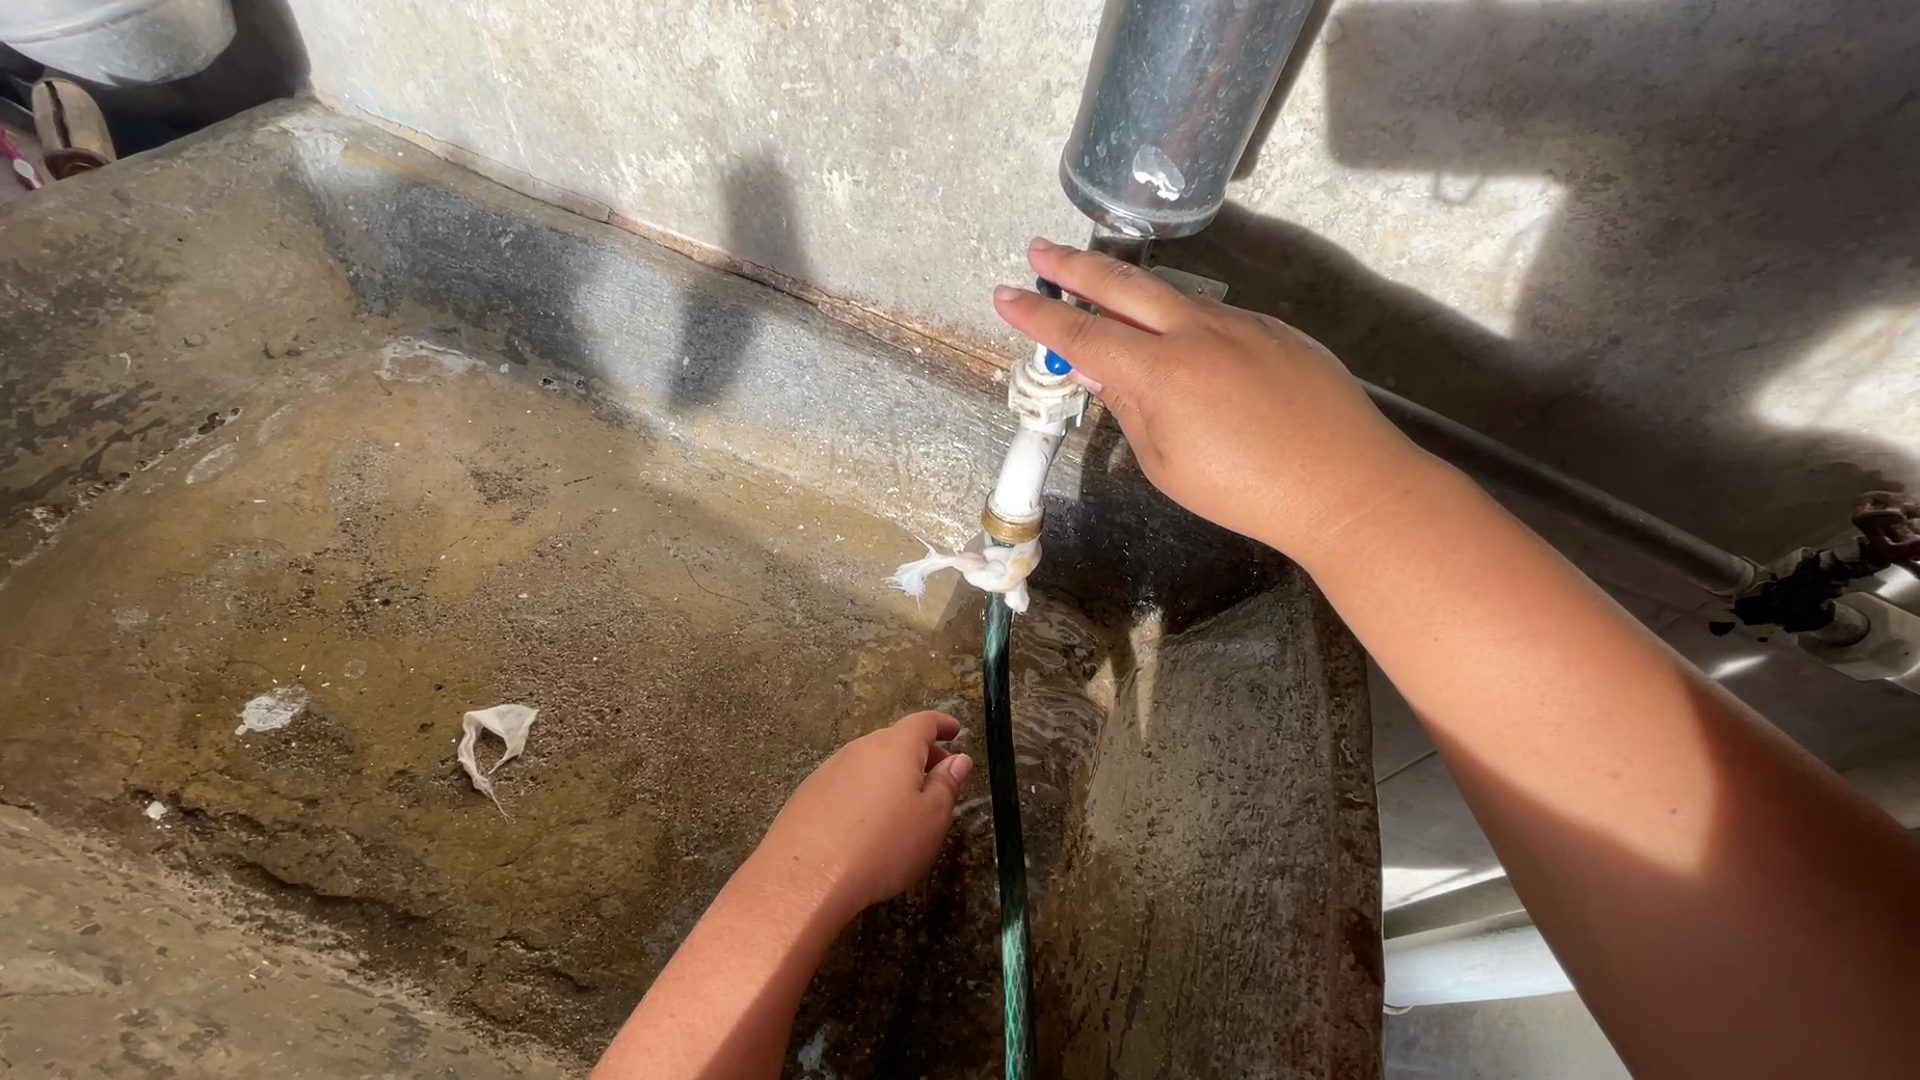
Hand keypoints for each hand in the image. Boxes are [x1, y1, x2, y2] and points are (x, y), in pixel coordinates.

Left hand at [753, 712, 972, 918]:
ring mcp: (829, 769)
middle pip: (895, 740)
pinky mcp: (807, 794)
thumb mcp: (931, 820)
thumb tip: (959, 759)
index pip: (923, 722)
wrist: (803, 878)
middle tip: (938, 777)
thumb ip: (946, 785)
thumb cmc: (881, 845)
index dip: (942, 725)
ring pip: (869, 762)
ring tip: (904, 803)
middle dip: (920, 754)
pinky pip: (847, 782)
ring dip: (891, 774)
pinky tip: (866, 822)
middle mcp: (860, 748)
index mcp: (894, 747)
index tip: (955, 731)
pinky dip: (865, 790)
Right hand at [992, 237, 1427, 563]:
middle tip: (1037, 249)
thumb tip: (1105, 373)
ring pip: (1172, 298)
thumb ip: (1130, 410)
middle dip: (1073, 267)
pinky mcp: (1276, 330)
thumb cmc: (1243, 492)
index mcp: (1162, 373)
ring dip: (1128, 293)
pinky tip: (1183, 349)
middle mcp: (1198, 333)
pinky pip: (1214, 320)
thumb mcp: (1166, 464)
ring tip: (1101, 296)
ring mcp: (1242, 324)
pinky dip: (1182, 324)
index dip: (1038, 316)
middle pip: (1123, 286)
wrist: (1345, 484)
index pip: (1084, 336)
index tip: (1005, 294)